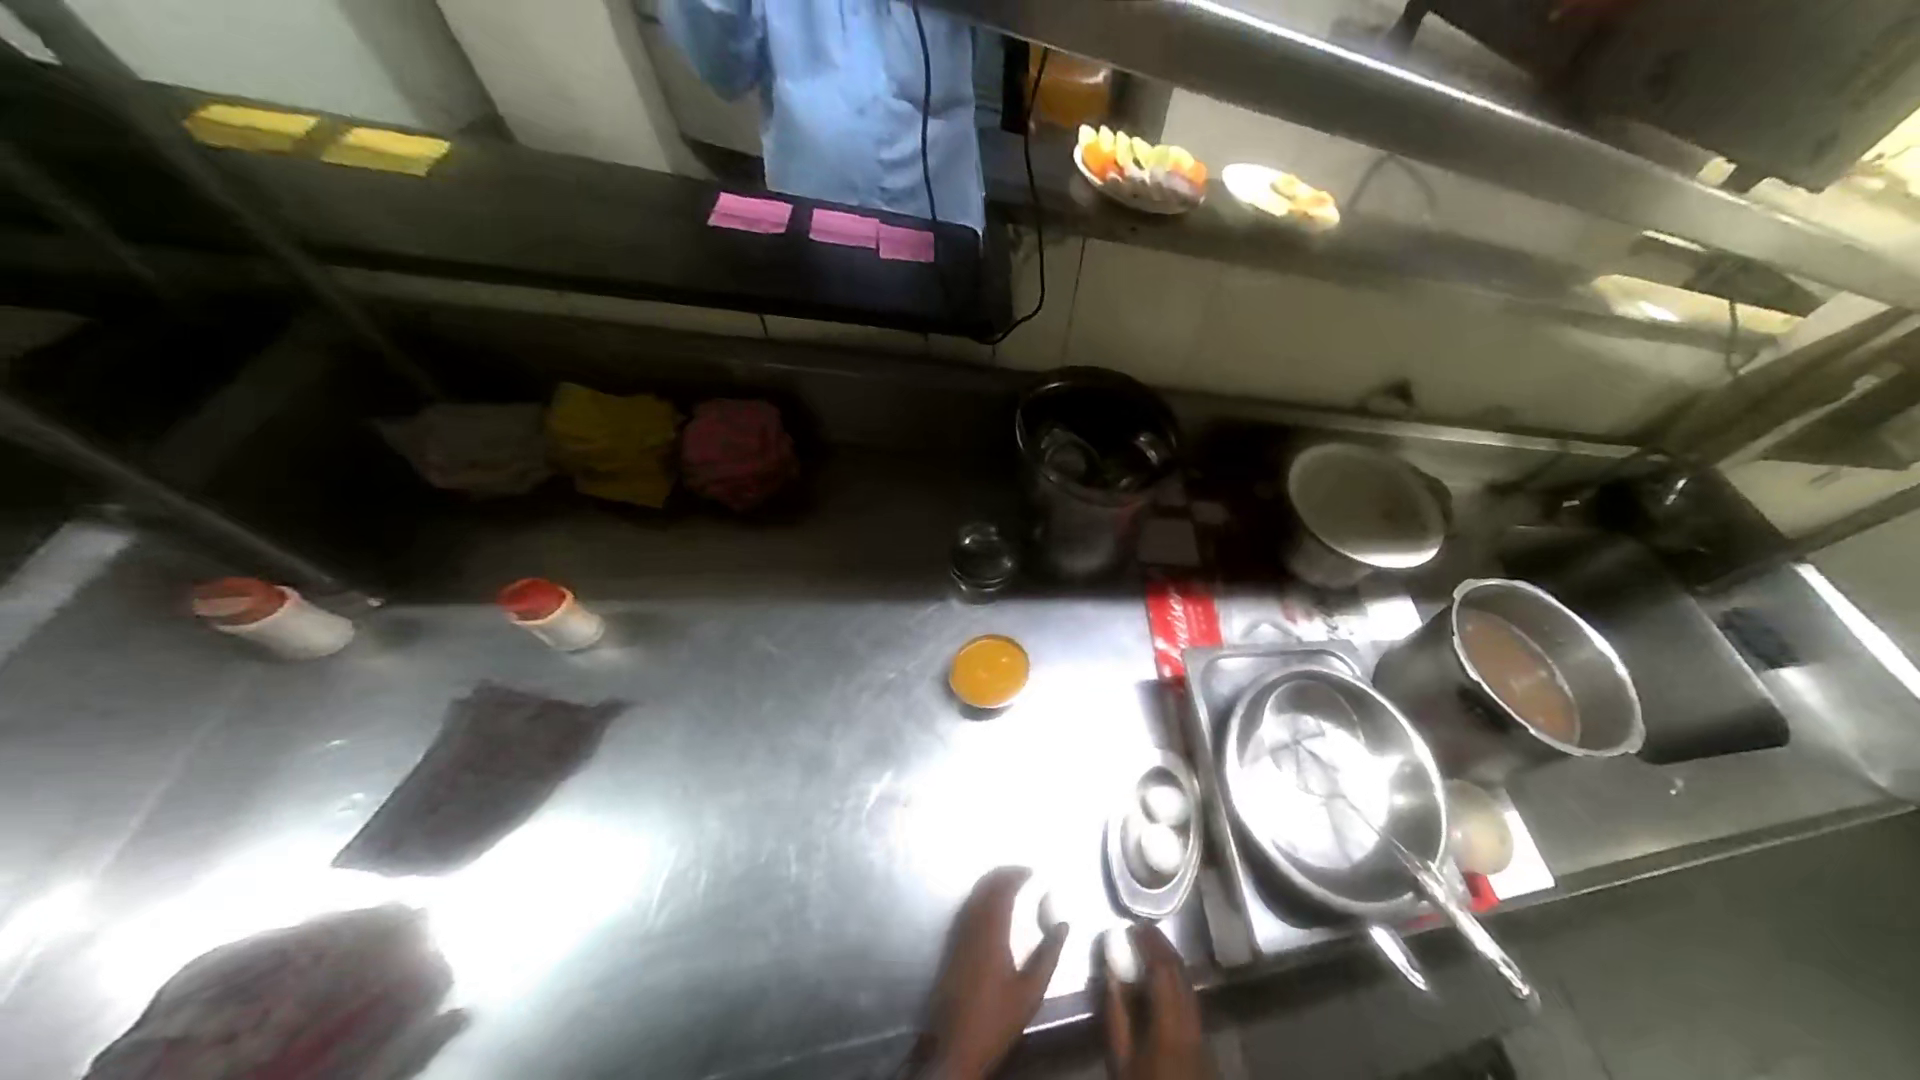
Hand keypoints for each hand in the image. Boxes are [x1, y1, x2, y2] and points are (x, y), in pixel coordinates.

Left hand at [923, 867, 1067, 1079]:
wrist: (956, 1046)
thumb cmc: (997, 1019)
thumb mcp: (1031, 990)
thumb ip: (1049, 954)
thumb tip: (1064, 924)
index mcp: (991, 933)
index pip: (1002, 891)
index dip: (1015, 876)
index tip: (1031, 871)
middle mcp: (971, 928)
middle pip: (984, 889)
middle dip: (1001, 875)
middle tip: (1020, 872)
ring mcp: (957, 937)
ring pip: (972, 898)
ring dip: (989, 885)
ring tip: (1008, 883)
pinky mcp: (950, 948)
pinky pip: (965, 910)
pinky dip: (979, 899)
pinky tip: (989, 907)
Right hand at [1104, 925, 1207, 1079]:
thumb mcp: (1119, 1058)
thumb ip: (1116, 1012)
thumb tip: (1111, 968)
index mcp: (1170, 1026)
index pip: (1164, 970)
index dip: (1150, 943)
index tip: (1133, 926)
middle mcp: (1193, 1024)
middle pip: (1182, 974)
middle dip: (1163, 947)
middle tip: (1142, 929)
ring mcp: (1202, 1035)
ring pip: (1190, 987)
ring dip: (1171, 963)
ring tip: (1149, 948)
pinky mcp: (1204, 1046)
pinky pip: (1190, 1002)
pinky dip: (1176, 982)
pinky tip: (1160, 982)